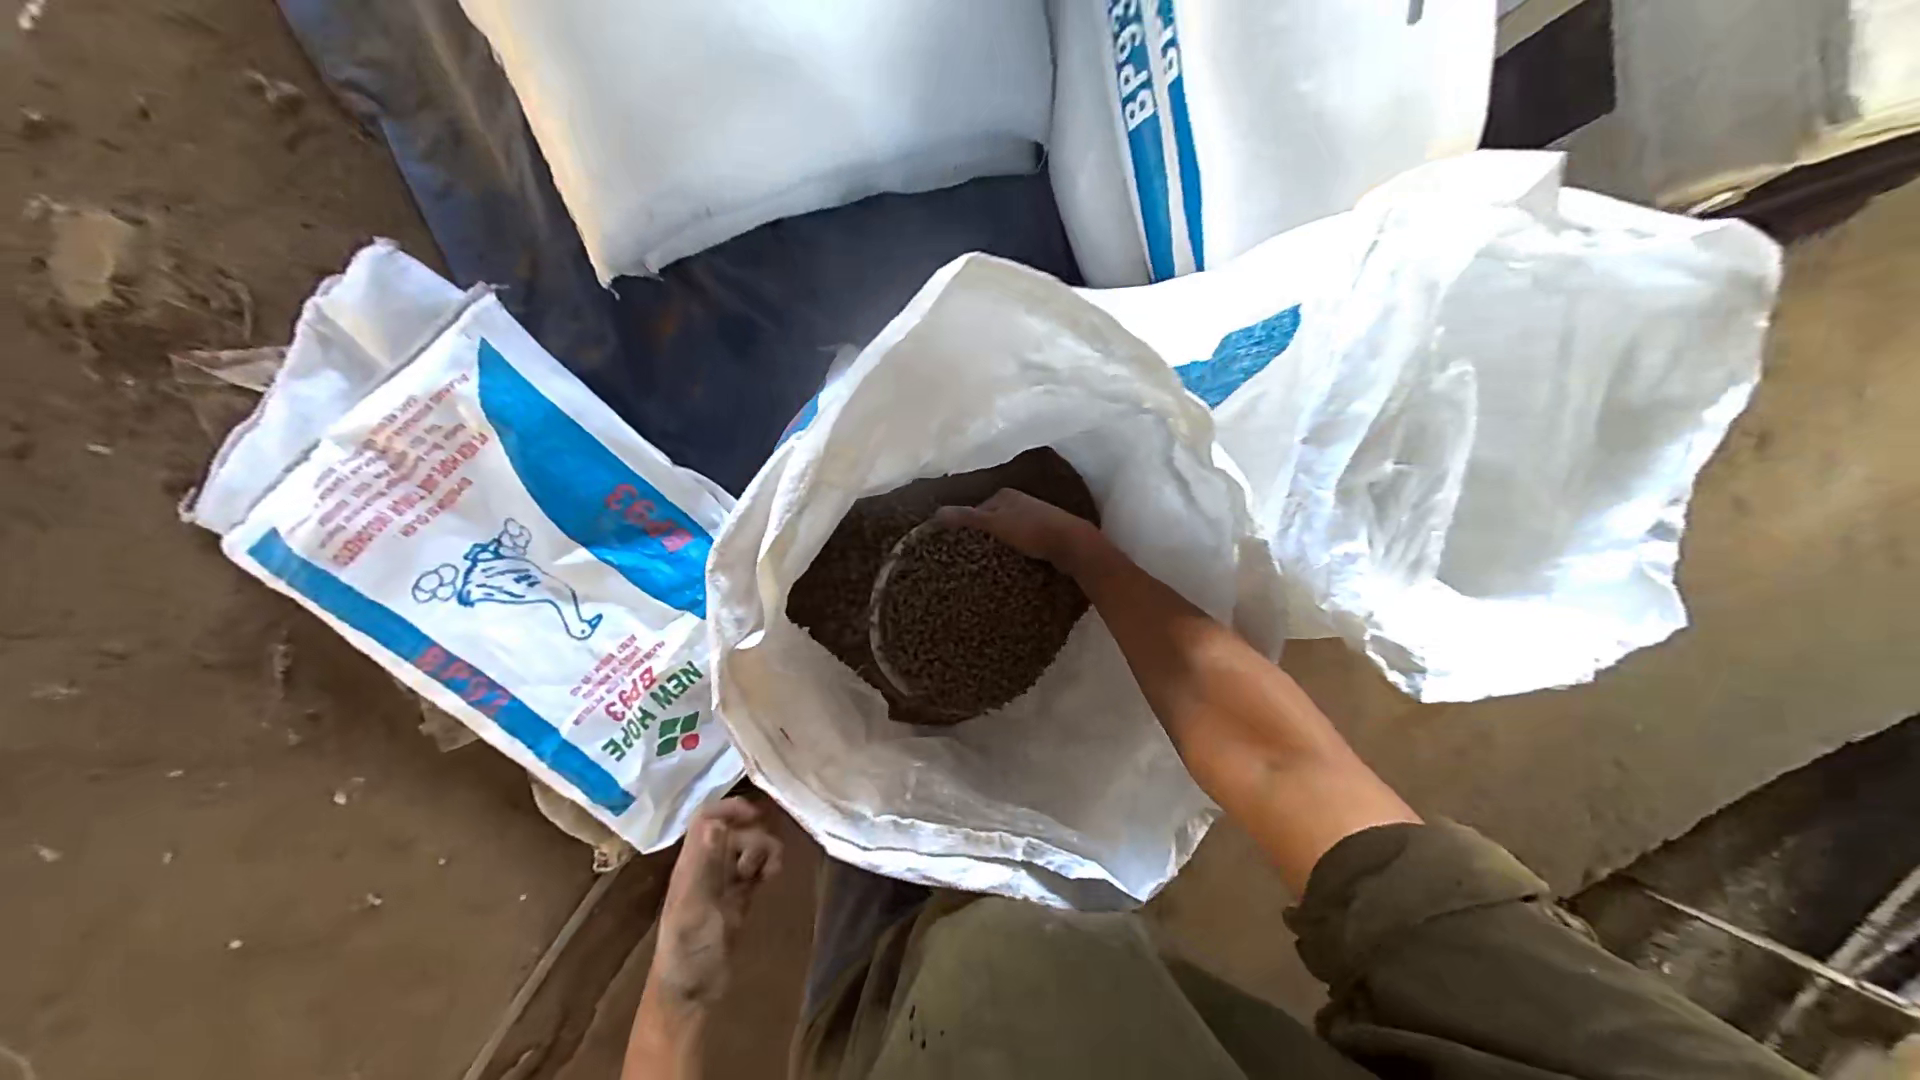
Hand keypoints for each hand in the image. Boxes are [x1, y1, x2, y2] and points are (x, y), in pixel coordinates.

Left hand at [645, 797, 783, 1006]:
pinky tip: (771, 879)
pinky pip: (758, 866)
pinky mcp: (740, 895)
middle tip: (759, 864)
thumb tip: (716, 822)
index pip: (707, 817)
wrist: (692, 993)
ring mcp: (724, 880)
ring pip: (749, 845)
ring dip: (765, 851)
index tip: (756, 816)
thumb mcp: (695, 905)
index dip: (729, 808)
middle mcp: (707, 865)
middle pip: (735, 829)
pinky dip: (768, 865)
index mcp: (691, 863)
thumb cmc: (688, 949)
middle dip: (754, 837)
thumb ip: (704, 863)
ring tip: (768, 874)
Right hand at [934, 488, 1101, 567]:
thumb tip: (935, 513)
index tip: (957, 545)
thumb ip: (966, 518)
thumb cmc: (1031, 530)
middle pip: (991, 521)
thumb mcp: (994, 523)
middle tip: (969, 557)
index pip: (976, 509)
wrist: (1072, 545)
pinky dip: (1013, 552)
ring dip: (998, 546)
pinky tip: (1010, 565)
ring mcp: (1033, 518)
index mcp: (1004, 494)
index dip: (965, 526)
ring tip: (987, 564)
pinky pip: (1020, 543)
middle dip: (982, 536)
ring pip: (1006, 533)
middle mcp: (1019, 502)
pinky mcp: (1044, 535)